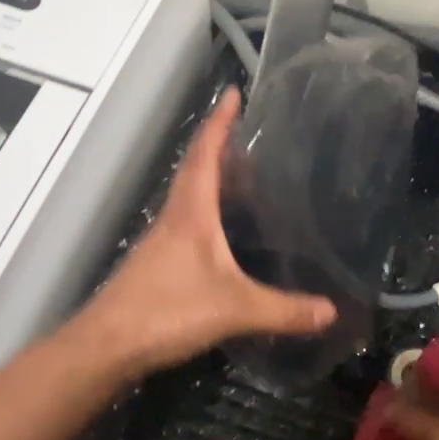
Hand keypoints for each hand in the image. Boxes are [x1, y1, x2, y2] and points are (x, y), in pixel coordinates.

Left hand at [67, 88, 335, 378]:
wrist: (106, 347)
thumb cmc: (167, 311)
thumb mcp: (234, 308)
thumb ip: (284, 309)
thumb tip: (332, 310)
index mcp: (190, 212)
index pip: (205, 154)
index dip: (219, 122)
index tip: (233, 92)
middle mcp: (175, 218)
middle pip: (198, 170)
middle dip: (223, 147)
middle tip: (254, 134)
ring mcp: (164, 242)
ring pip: (193, 199)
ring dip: (217, 181)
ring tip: (251, 176)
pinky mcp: (161, 266)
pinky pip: (192, 225)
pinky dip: (213, 215)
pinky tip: (231, 233)